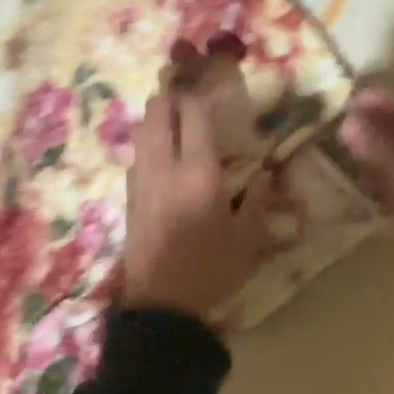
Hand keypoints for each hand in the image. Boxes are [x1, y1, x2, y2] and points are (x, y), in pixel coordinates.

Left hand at [122, 89, 275, 320]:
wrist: (162, 304)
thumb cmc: (211, 271)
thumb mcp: (247, 241)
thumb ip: (257, 202)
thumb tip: (265, 175)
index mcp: (198, 172)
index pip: (194, 112)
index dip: (206, 94)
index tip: (220, 89)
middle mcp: (164, 166)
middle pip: (158, 109)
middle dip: (176, 97)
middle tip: (196, 103)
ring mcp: (141, 179)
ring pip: (142, 128)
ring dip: (159, 118)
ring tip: (178, 125)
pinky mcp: (129, 196)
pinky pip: (137, 154)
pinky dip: (149, 144)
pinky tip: (164, 159)